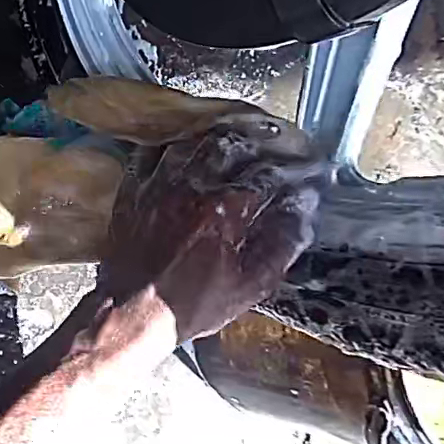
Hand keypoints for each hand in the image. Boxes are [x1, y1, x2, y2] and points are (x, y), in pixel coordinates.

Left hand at [101, 109, 325, 342]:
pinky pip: (149, 153)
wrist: (133, 310)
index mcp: (224, 211)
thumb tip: (301, 210)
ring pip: (190, 142)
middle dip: (261, 138)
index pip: (270, 175)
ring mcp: (156, 186)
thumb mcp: (251, 285)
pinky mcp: (132, 192)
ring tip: (236, 134)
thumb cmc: (190, 303)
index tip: (312, 170)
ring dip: (217, 135)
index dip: (297, 170)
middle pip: (231, 145)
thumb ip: (281, 243)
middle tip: (279, 138)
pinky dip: (170, 144)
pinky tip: (183, 143)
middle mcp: (190, 189)